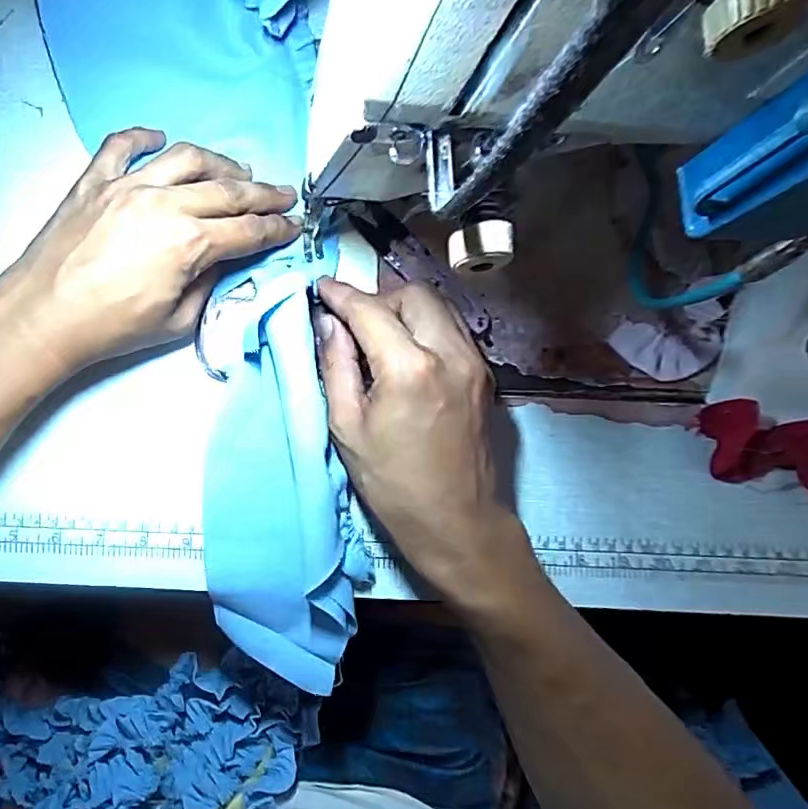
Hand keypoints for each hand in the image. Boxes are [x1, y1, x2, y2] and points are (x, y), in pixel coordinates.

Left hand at [0, 128, 300, 377]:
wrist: (44, 315)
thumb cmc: (112, 328)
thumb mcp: (177, 321)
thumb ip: (208, 284)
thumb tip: (224, 260)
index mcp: (189, 243)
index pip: (247, 230)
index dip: (276, 228)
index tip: (294, 224)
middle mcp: (164, 204)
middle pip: (227, 191)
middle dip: (263, 193)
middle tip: (284, 193)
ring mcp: (127, 185)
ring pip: (186, 158)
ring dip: (219, 162)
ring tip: (237, 169)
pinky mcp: (95, 180)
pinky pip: (123, 145)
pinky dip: (144, 137)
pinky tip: (160, 137)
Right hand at [315, 278, 537, 604]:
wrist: (456, 520)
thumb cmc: (393, 484)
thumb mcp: (347, 428)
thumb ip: (336, 366)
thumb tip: (328, 323)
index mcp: (410, 369)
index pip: (371, 310)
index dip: (341, 295)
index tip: (322, 288)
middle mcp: (450, 354)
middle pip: (413, 295)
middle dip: (378, 298)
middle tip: (353, 322)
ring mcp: (474, 363)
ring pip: (438, 307)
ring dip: (405, 310)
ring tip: (379, 337)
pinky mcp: (485, 375)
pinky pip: (452, 330)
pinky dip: (426, 328)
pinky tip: (408, 354)